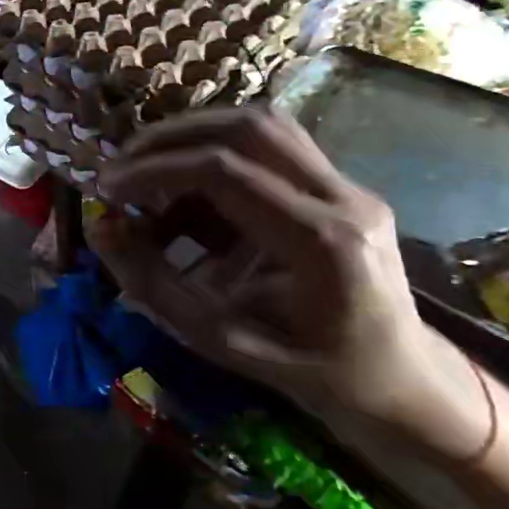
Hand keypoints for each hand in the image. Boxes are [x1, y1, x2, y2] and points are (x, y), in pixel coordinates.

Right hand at [95, 109, 449, 427]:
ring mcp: (349, 185)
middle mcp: (344, 197)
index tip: (108, 186)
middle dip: (171, 138)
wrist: (405, 382)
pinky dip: (221, 154)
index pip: (226, 172)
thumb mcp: (226, 343)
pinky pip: (273, 148)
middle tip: (122, 164)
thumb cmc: (317, 377)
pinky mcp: (341, 185)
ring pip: (264, 125)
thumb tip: (102, 230)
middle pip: (249, 127)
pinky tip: (193, 190)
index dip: (156, 169)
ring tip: (150, 169)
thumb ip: (157, 286)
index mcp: (322, 244)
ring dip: (196, 136)